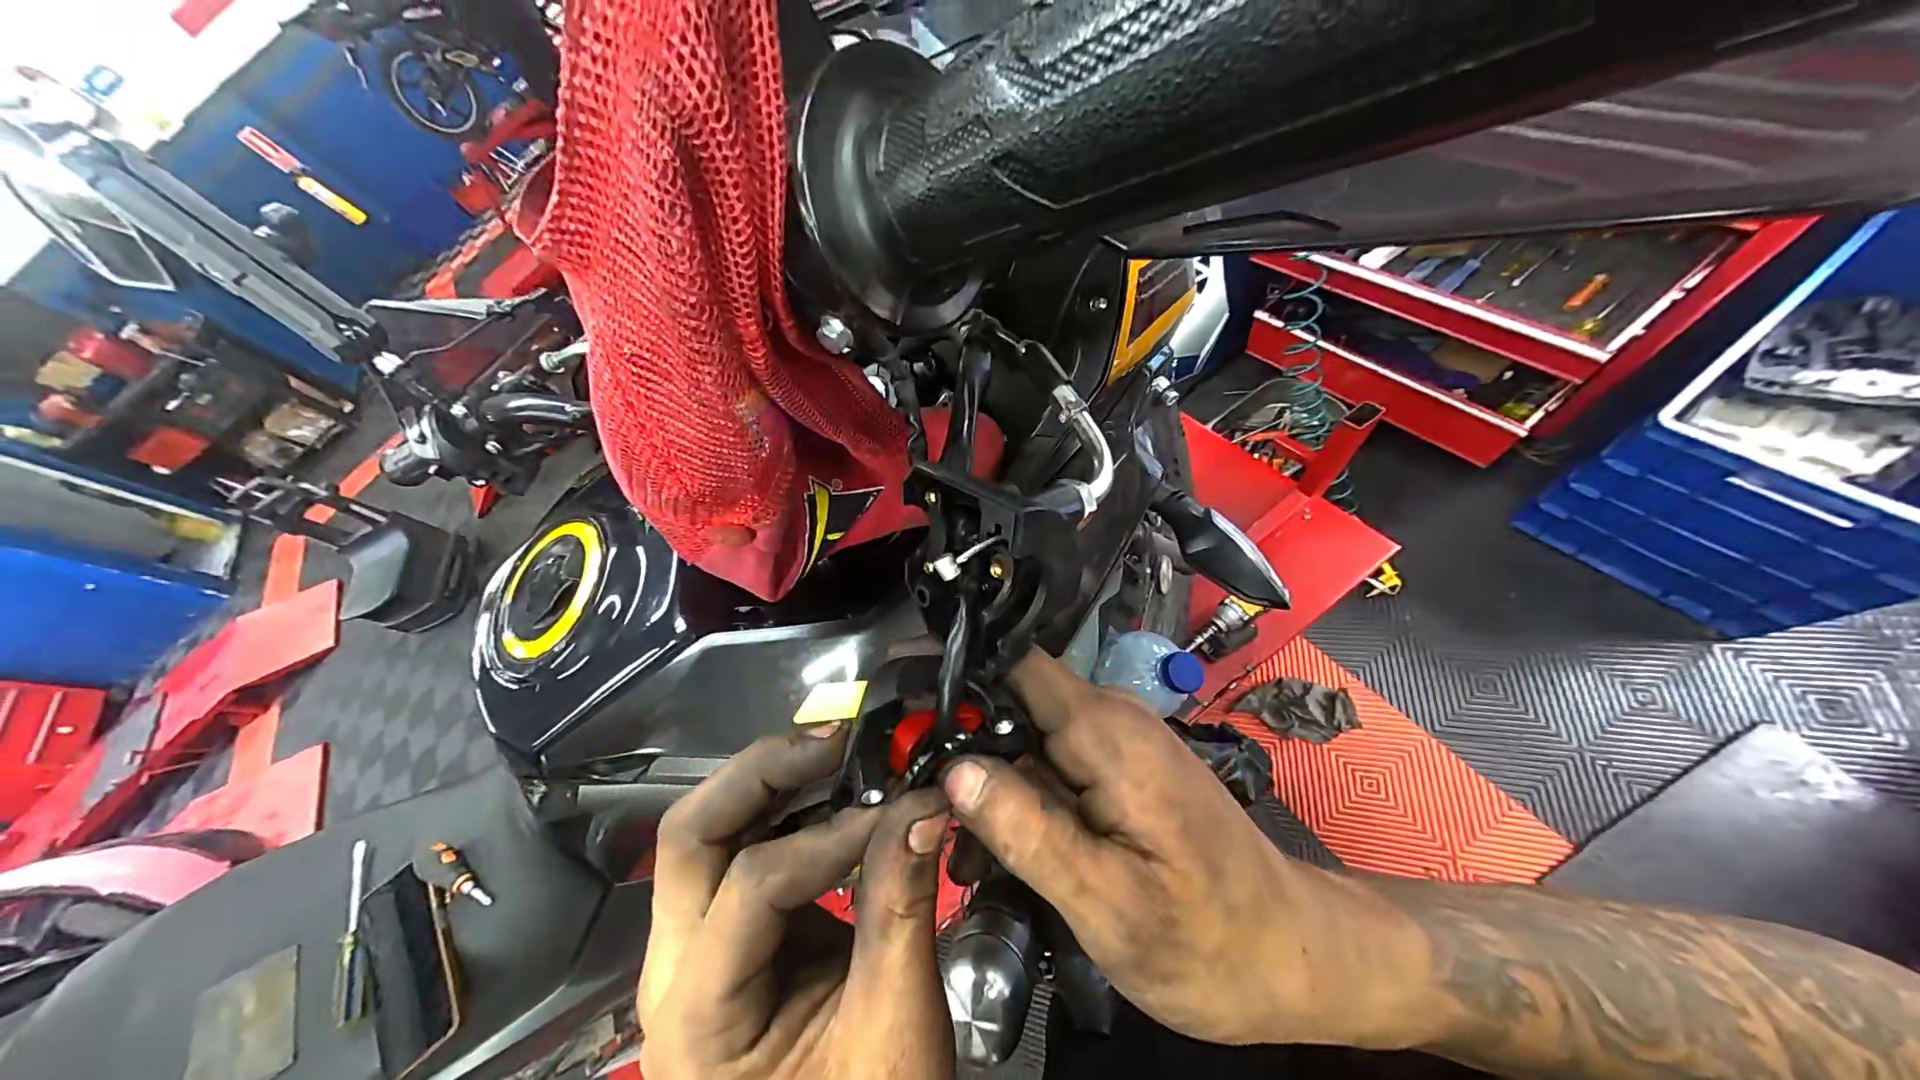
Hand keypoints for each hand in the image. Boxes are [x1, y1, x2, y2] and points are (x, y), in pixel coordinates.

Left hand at [639, 725, 954, 1079]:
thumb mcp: (892, 1027)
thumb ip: (902, 907)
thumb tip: (925, 802)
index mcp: (699, 1015)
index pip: (752, 884)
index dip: (830, 836)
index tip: (901, 807)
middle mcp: (673, 968)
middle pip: (693, 835)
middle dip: (765, 773)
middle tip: (839, 741)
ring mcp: (693, 947)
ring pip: (707, 831)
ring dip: (772, 780)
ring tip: (838, 750)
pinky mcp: (728, 932)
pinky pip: (742, 849)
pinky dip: (787, 809)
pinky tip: (833, 789)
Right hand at [940, 651, 1442, 1049]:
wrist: (1290, 956)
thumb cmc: (1208, 940)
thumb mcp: (1106, 902)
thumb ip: (1027, 830)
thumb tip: (954, 771)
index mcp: (1106, 735)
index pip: (1016, 665)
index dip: (955, 674)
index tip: (898, 703)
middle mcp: (1109, 722)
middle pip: (1009, 703)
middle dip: (959, 746)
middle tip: (919, 805)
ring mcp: (1113, 746)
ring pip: (1022, 740)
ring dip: (985, 783)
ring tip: (961, 847)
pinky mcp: (1115, 772)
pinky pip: (1047, 766)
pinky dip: (1016, 799)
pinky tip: (999, 847)